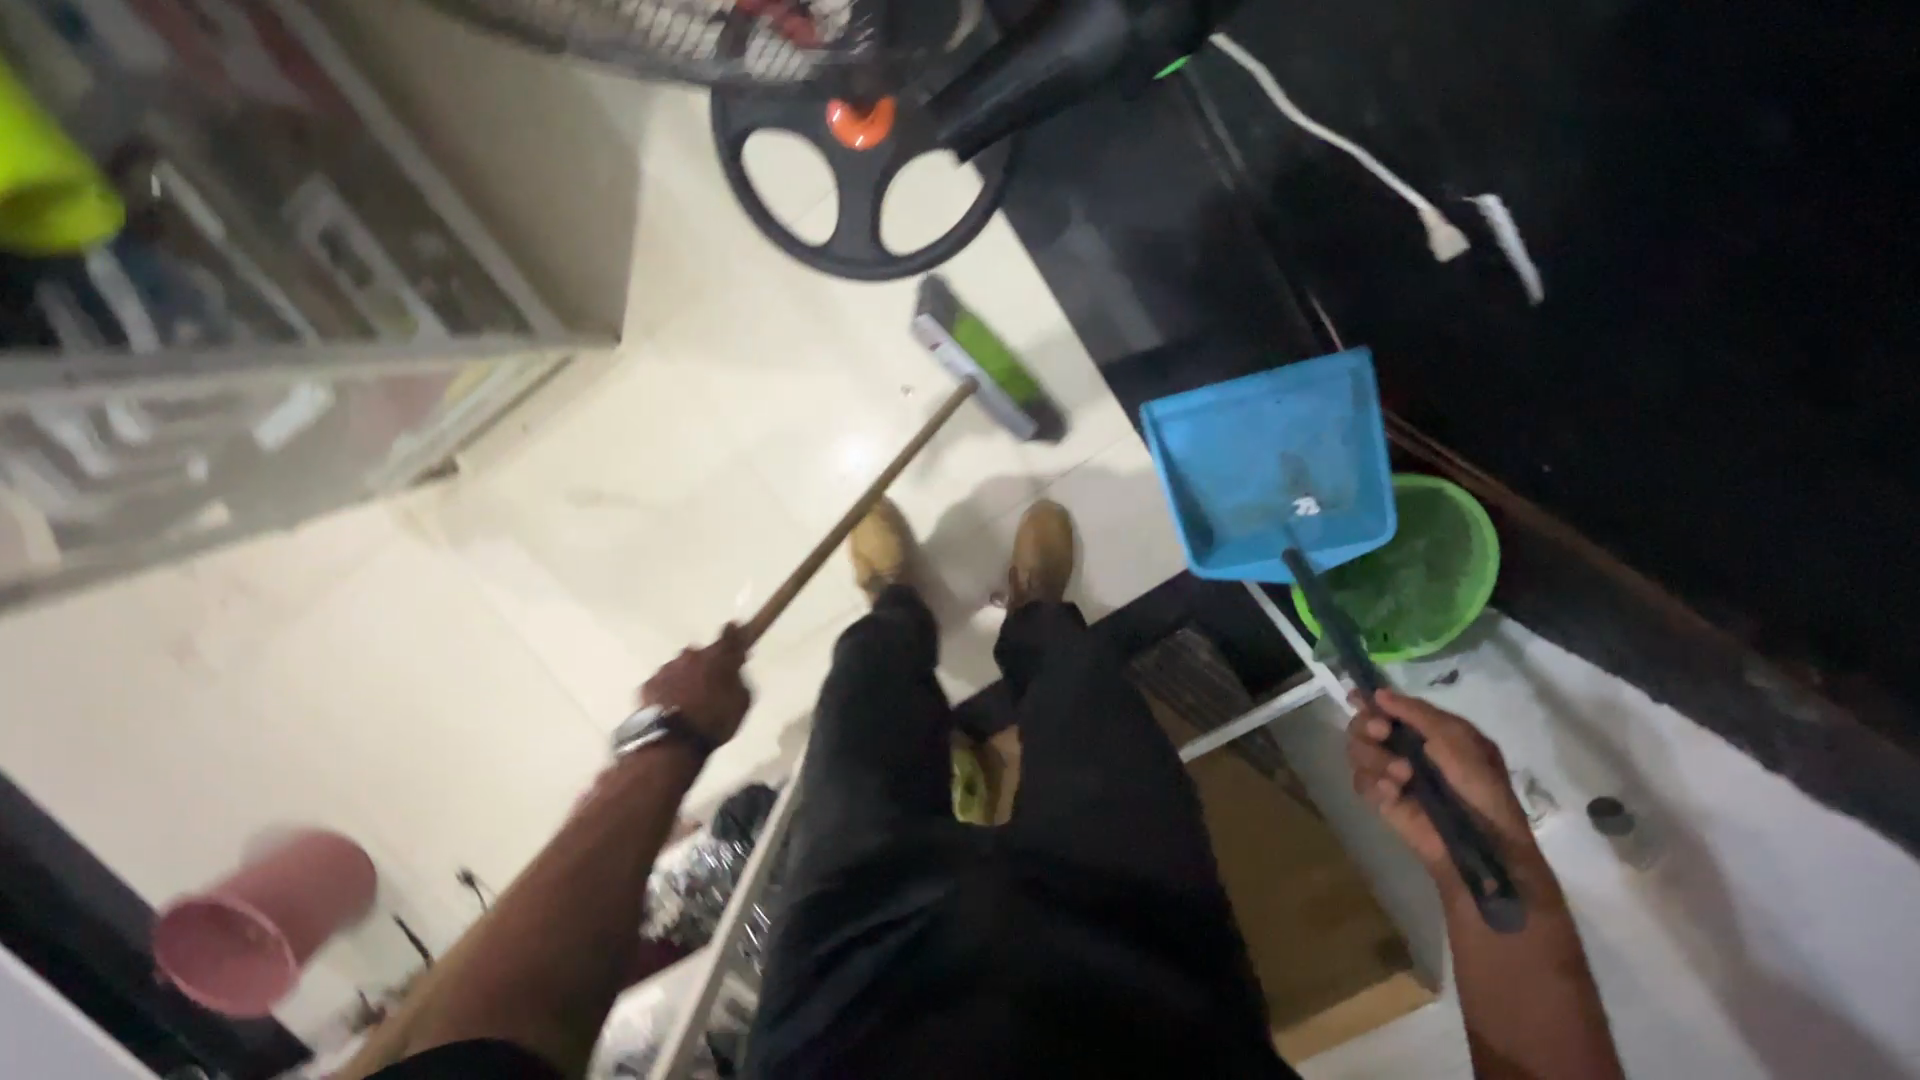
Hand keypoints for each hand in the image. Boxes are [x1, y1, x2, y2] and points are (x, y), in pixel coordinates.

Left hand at [640, 625, 751, 746]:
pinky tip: (671, 708)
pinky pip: (662, 683)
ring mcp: (666, 669)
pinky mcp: (648, 685)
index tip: (734, 630)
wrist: (673, 743)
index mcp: (716, 658)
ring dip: (685, 678)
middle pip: (700, 654)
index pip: (729, 635)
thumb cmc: (714, 722)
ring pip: (679, 668)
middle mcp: (690, 656)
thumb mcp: (742, 702)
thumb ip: (739, 679)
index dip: (733, 633)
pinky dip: (667, 690)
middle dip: (705, 664)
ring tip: (688, 701)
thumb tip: (735, 668)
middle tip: (709, 684)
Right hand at [1347, 689, 1538, 877]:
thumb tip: (1378, 694)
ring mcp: (1391, 774)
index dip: (1369, 701)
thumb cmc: (1482, 787)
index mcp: (1427, 730)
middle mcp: (1404, 748)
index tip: (1357, 698)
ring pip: (1357, 751)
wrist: (1484, 842)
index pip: (1388, 707)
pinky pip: (1361, 782)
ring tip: (1403, 775)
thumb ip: (1420, 713)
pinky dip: (1376, 784)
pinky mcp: (1382, 800)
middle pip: (1363, 726)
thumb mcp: (1460, 740)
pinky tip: (1395, 794)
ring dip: (1375, 758)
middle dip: (1368, 726)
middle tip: (1382, 733)